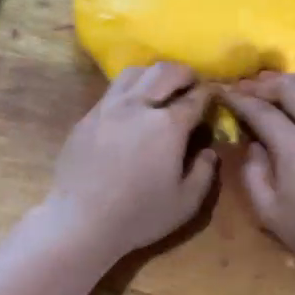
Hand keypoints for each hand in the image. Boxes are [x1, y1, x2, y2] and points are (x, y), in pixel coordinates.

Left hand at [40, 62, 217, 258]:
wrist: (80, 221)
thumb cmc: (138, 216)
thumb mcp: (185, 203)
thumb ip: (204, 173)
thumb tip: (209, 151)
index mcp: (168, 125)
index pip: (195, 98)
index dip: (209, 94)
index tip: (214, 97)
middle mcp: (138, 106)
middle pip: (165, 72)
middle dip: (184, 73)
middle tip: (191, 84)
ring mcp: (108, 108)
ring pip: (134, 73)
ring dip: (153, 74)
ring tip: (160, 88)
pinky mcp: (86, 118)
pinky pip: (112, 91)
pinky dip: (129, 89)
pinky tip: (130, 107)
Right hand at [221, 72, 294, 280]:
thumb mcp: (269, 213)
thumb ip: (253, 174)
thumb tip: (252, 144)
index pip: (260, 110)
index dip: (238, 98)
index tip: (222, 91)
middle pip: (289, 87)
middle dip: (263, 83)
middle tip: (245, 85)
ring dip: (290, 82)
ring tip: (272, 85)